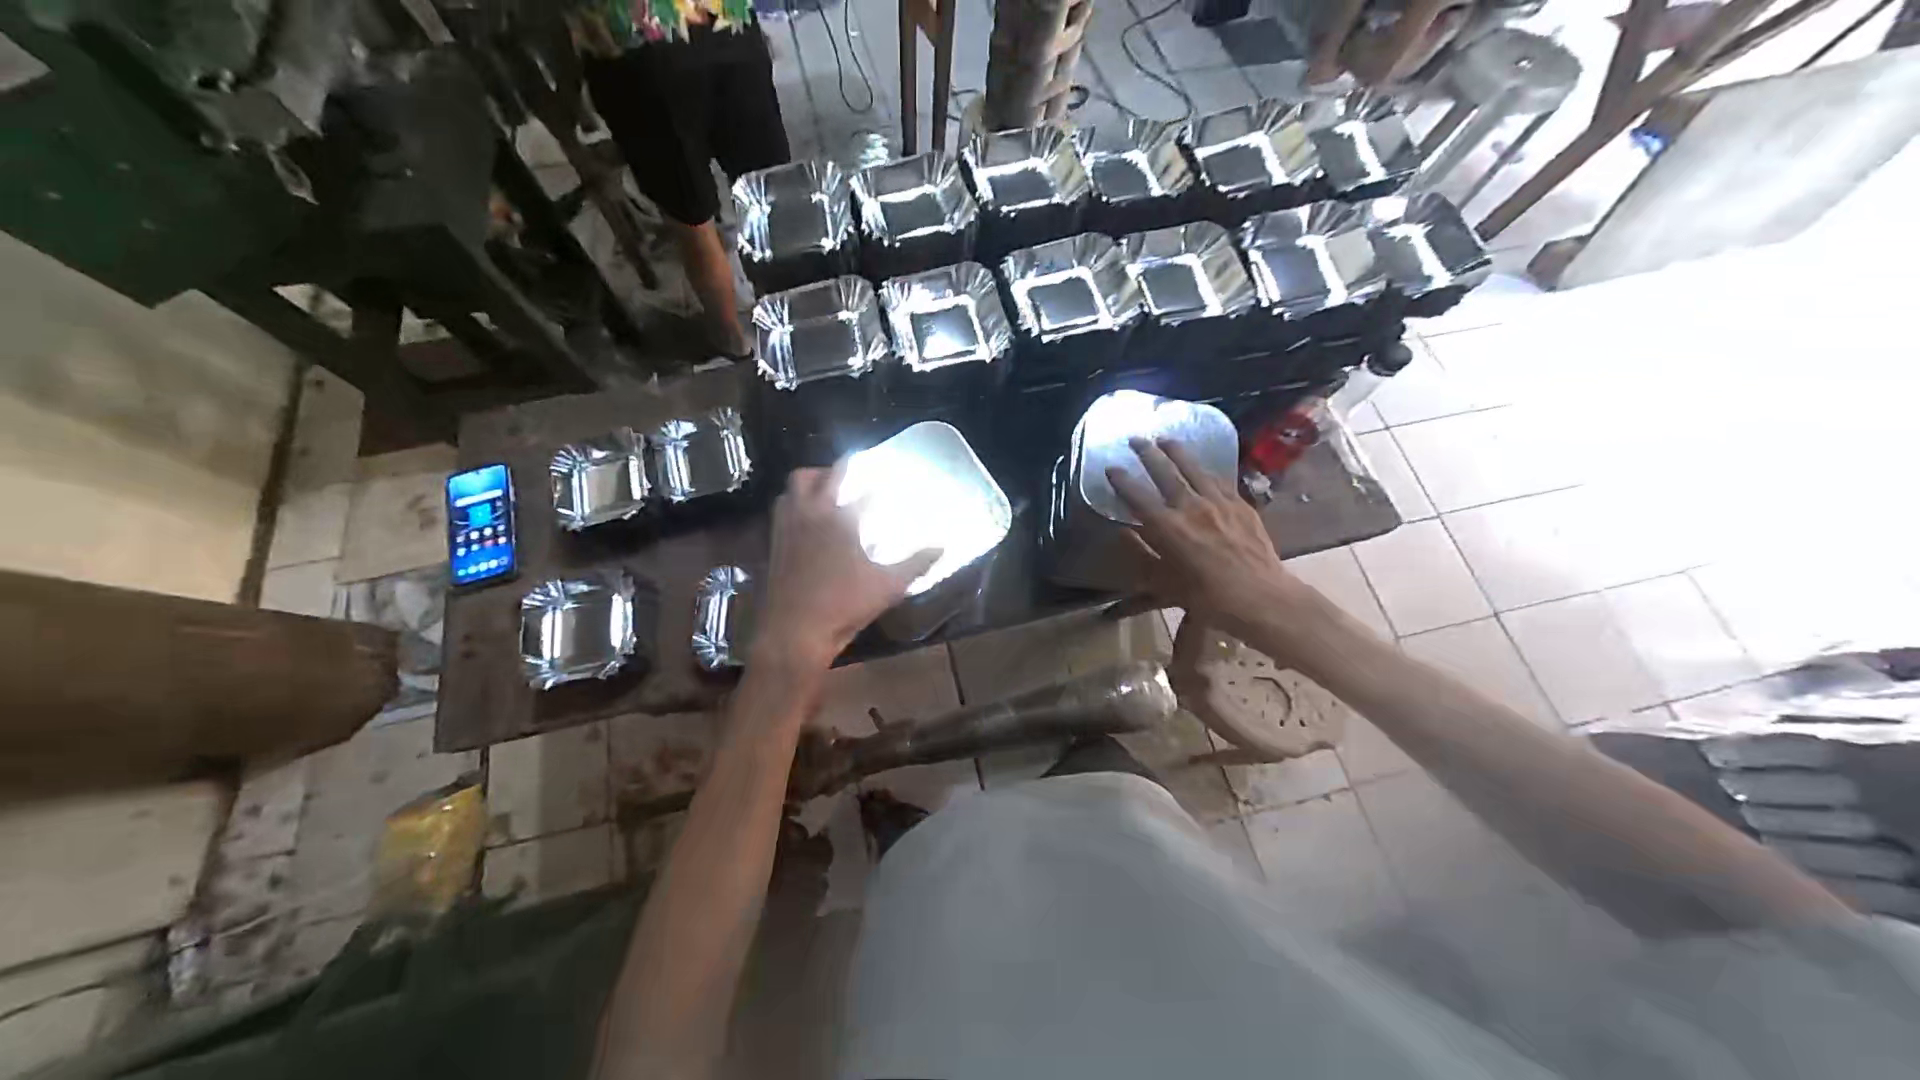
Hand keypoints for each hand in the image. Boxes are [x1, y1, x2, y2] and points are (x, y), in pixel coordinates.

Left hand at [752, 464, 939, 670]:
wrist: (796, 631)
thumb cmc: (845, 605)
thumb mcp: (889, 586)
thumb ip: (916, 564)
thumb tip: (941, 548)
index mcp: (839, 517)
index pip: (858, 489)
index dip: (873, 485)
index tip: (883, 485)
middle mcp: (809, 514)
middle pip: (812, 475)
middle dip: (832, 471)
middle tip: (848, 478)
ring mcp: (787, 528)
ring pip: (791, 490)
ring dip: (808, 486)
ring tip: (825, 495)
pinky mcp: (774, 545)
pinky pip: (781, 513)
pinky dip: (794, 508)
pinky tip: (807, 524)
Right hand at [1106, 438, 1333, 649]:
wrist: (1259, 596)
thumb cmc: (1207, 597)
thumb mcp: (1164, 583)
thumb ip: (1141, 555)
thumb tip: (1123, 533)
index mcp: (1167, 527)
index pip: (1137, 496)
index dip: (1122, 480)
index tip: (1111, 467)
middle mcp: (1190, 507)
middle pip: (1165, 472)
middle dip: (1147, 453)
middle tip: (1136, 439)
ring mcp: (1218, 502)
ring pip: (1194, 468)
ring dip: (1177, 451)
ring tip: (1166, 439)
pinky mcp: (1241, 505)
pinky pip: (1219, 480)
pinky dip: (1205, 469)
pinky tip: (1202, 466)